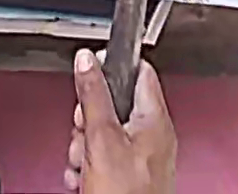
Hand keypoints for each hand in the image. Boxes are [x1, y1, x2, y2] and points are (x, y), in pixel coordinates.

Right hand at [66, 50, 175, 193]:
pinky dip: (91, 158)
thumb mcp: (101, 137)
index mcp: (155, 121)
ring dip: (86, 138)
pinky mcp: (134, 178)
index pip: (140, 70)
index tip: (92, 68)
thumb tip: (87, 59)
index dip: (113, 64)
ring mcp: (145, 160)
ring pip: (108, 128)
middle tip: (82, 125)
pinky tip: (83, 172)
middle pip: (118, 100)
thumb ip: (93, 94)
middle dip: (90, 111)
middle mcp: (155, 138)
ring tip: (82, 156)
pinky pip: (107, 153)